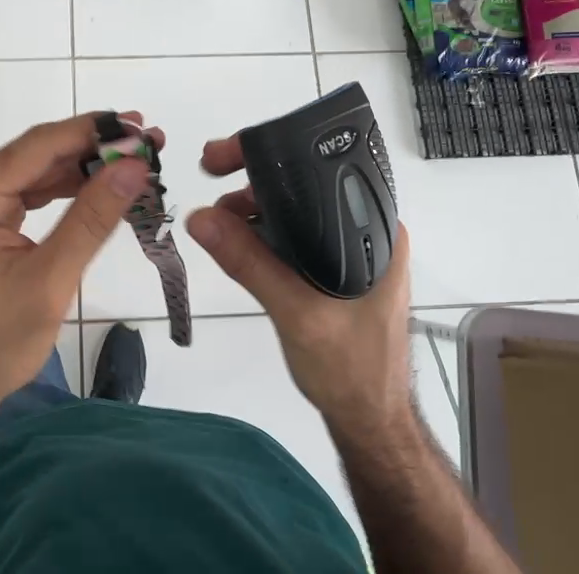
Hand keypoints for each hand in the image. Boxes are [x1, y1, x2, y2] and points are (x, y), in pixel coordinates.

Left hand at [0, 113, 160, 467]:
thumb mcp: (49, 282)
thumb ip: (91, 220)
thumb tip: (134, 167)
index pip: (35, 149)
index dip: (89, 133)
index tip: (138, 125)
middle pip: (37, 154)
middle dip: (93, 146)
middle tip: (149, 139)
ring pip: (37, 170)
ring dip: (85, 165)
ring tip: (136, 159)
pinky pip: (31, 191)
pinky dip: (68, 188)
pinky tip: (104, 184)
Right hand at [187, 135, 414, 432]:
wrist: (371, 424)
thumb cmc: (350, 370)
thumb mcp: (296, 313)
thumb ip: (250, 264)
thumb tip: (201, 217)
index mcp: (377, 227)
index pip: (322, 168)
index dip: (272, 154)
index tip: (227, 156)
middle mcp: (368, 229)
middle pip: (306, 186)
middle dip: (255, 180)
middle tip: (212, 180)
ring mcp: (354, 251)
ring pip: (298, 212)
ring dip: (257, 209)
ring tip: (220, 220)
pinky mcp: (337, 271)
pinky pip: (297, 237)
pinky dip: (266, 233)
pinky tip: (240, 241)